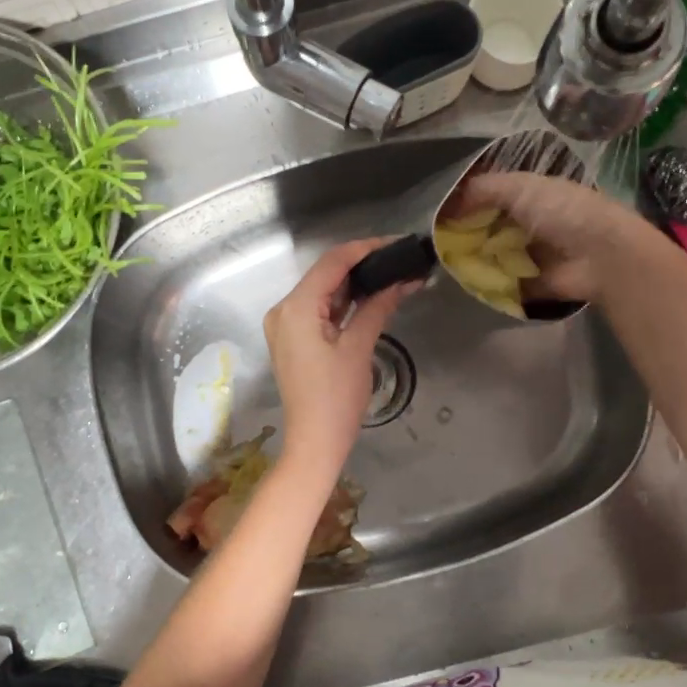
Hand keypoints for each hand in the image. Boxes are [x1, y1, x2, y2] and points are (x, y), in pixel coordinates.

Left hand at [264, 238, 412, 472]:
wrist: (315, 442)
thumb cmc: (336, 397)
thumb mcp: (359, 348)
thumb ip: (377, 307)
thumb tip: (402, 281)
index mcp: (295, 308)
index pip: (332, 262)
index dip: (365, 249)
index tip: (396, 244)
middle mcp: (283, 310)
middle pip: (325, 275)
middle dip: (362, 267)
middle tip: (400, 262)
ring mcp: (285, 326)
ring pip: (322, 293)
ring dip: (355, 286)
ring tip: (393, 277)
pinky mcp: (292, 341)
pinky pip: (318, 312)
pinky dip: (343, 305)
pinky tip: (371, 300)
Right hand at [455, 173, 667, 301]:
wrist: (600, 256)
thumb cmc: (563, 212)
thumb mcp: (521, 188)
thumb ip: (484, 189)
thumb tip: (450, 202)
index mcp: (534, 194)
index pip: (495, 195)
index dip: (470, 201)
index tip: (443, 210)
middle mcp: (534, 223)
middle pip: (493, 226)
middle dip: (469, 232)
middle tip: (440, 240)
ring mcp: (534, 254)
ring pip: (496, 254)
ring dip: (476, 257)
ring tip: (448, 261)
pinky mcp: (535, 283)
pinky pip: (505, 283)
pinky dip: (489, 283)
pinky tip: (467, 281)